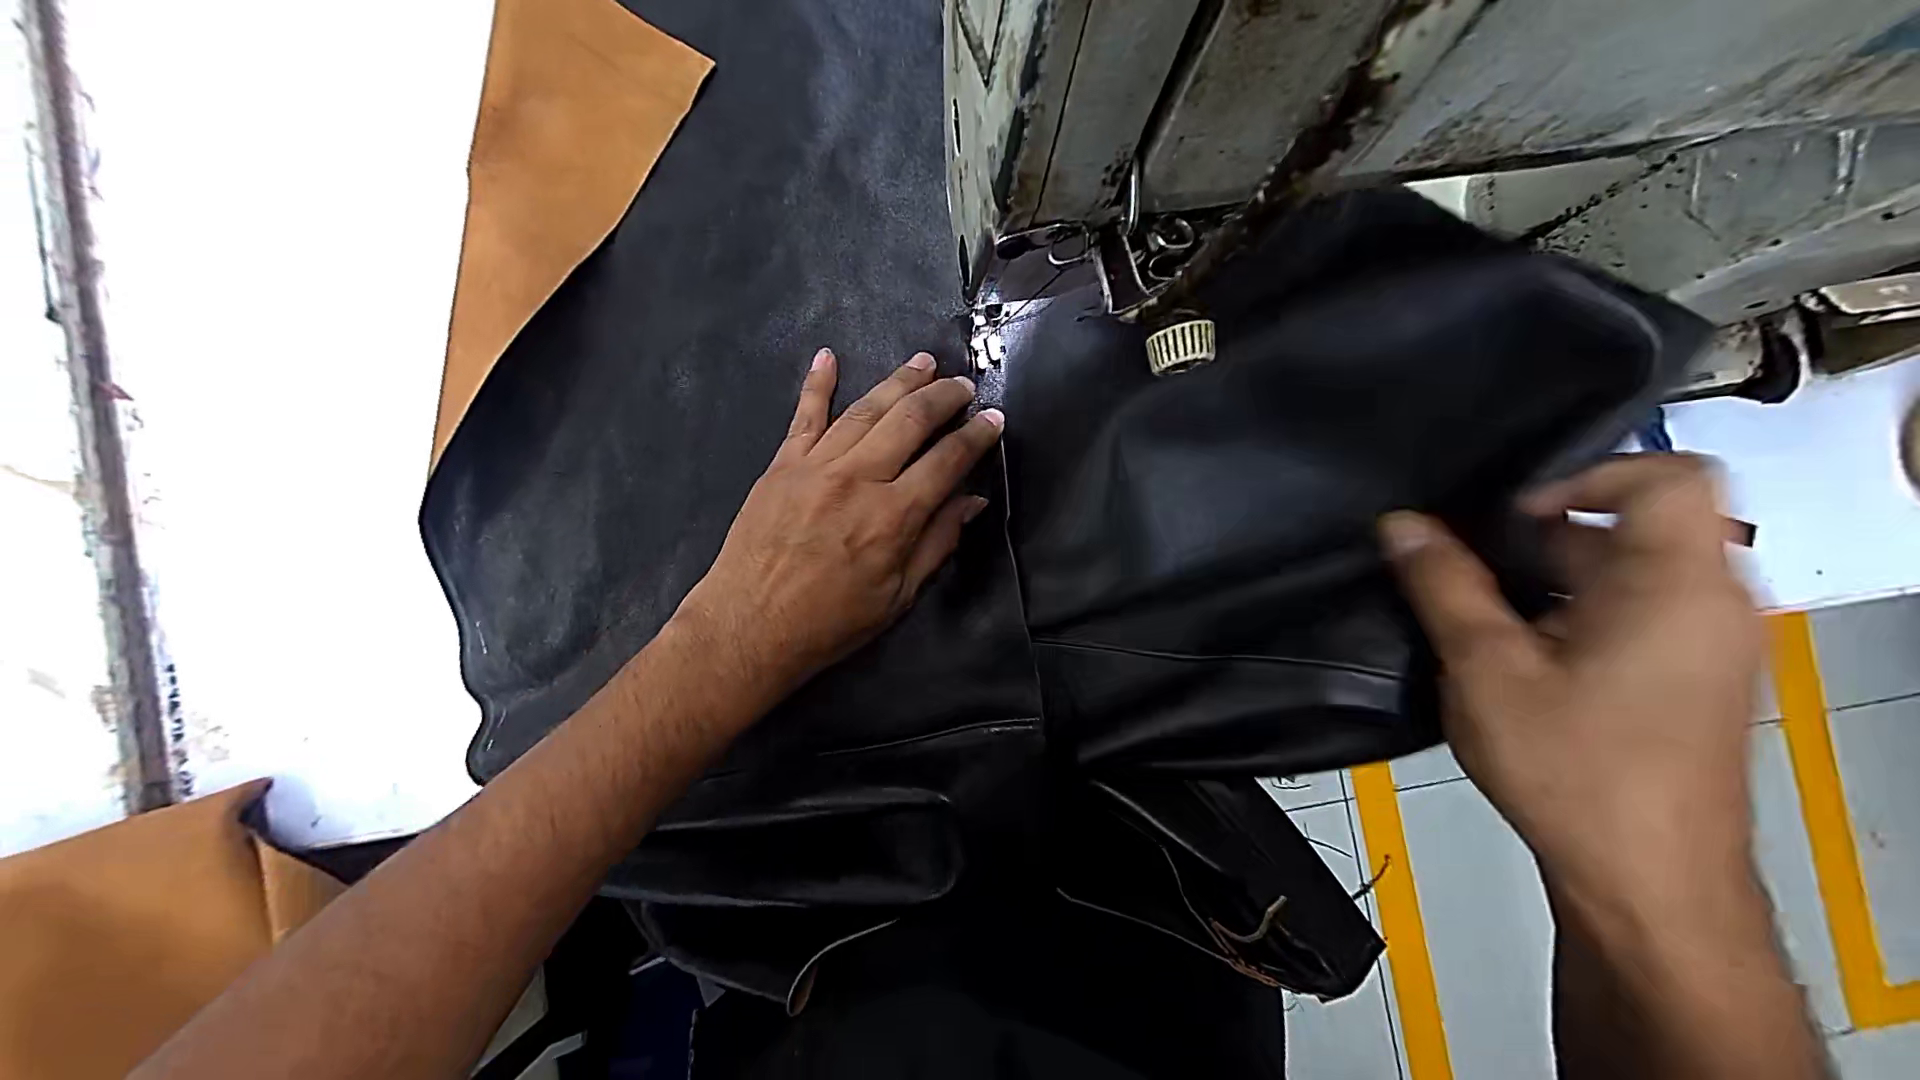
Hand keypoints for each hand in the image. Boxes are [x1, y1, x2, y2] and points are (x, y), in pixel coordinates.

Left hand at [670, 348, 1003, 703]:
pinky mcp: (782, 465)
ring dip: (898, 381)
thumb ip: (937, 543)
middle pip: (910, 421)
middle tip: (963, 385)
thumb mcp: (898, 596)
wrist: (750, 626)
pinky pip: (804, 416)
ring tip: (923, 363)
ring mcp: (816, 466)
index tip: (994, 419)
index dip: (976, 437)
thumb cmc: (830, 621)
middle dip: (943, 397)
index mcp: (893, 516)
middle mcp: (858, 479)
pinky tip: (827, 357)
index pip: (947, 461)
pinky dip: (816, 384)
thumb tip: (972, 502)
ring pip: (866, 410)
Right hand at [1379, 455, 1764, 909]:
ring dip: (1544, 581)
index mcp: (1676, 585)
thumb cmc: (1570, 764)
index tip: (1507, 520)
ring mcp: (1706, 643)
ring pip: (1622, 573)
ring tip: (1478, 621)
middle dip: (1536, 540)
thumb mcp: (1483, 665)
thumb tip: (1399, 524)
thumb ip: (1441, 584)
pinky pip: (1629, 611)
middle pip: (1628, 526)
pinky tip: (1511, 656)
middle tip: (1465, 576)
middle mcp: (1710, 603)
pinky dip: (1567, 612)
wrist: (1644, 878)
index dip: (1583, 475)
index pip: (1667, 475)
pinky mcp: (1689, 677)